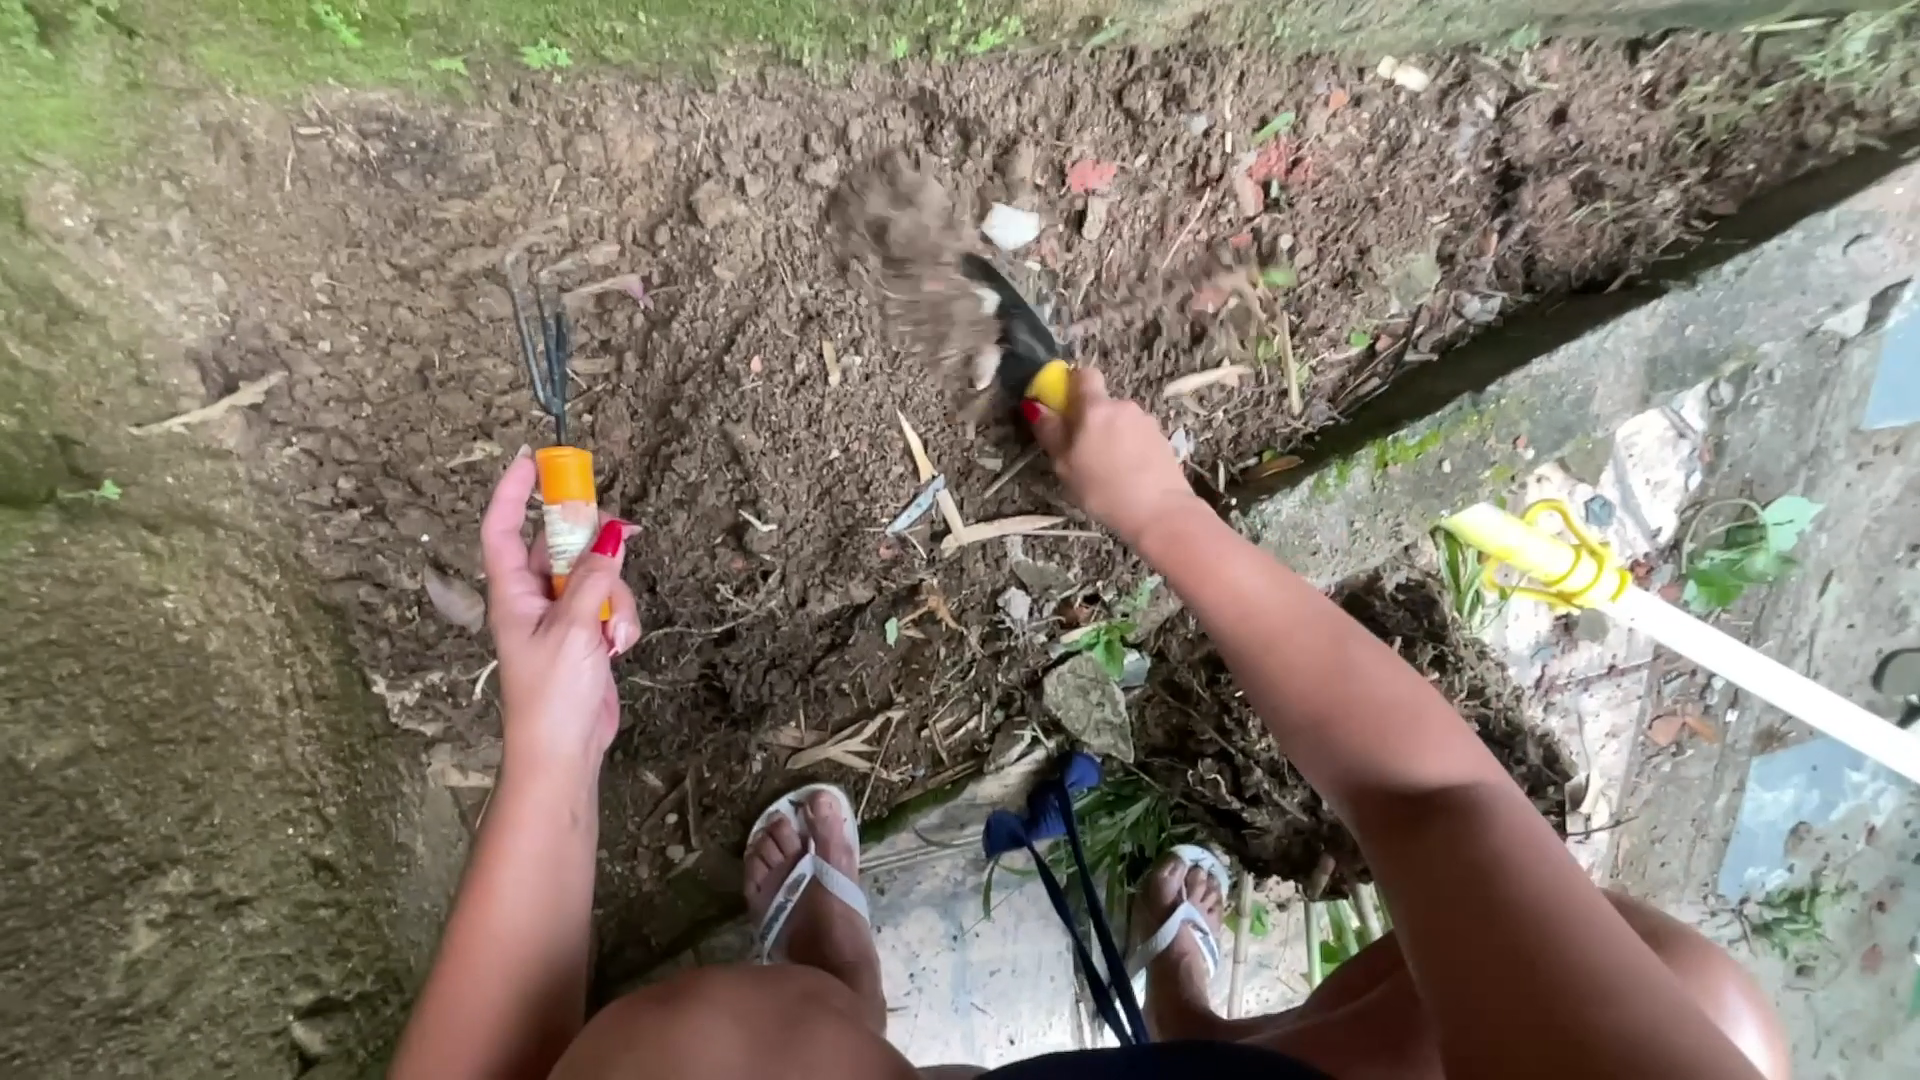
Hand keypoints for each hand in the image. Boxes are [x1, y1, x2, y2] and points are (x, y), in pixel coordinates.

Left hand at [479, 448, 642, 775]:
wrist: (565, 747)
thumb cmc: (552, 693)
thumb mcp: (573, 629)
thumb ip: (593, 578)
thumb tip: (613, 535)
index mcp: (512, 594)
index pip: (502, 530)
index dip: (513, 494)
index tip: (534, 462)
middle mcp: (536, 598)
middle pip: (564, 548)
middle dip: (596, 546)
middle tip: (624, 531)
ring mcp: (565, 615)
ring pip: (600, 577)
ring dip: (618, 598)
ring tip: (614, 635)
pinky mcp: (589, 632)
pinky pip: (613, 605)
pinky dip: (623, 621)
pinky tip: (619, 648)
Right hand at [1025, 368, 1201, 545]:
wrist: (1159, 511)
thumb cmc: (1102, 490)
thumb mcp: (1064, 465)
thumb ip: (1050, 432)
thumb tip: (1035, 406)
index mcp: (1095, 408)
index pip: (1083, 374)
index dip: (1071, 385)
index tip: (1063, 408)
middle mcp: (1123, 406)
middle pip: (1102, 403)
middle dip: (1090, 420)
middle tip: (1081, 452)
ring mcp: (1146, 422)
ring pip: (1120, 421)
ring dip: (1111, 436)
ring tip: (1106, 469)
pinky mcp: (1162, 439)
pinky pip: (1136, 436)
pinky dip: (1128, 448)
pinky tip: (1126, 474)